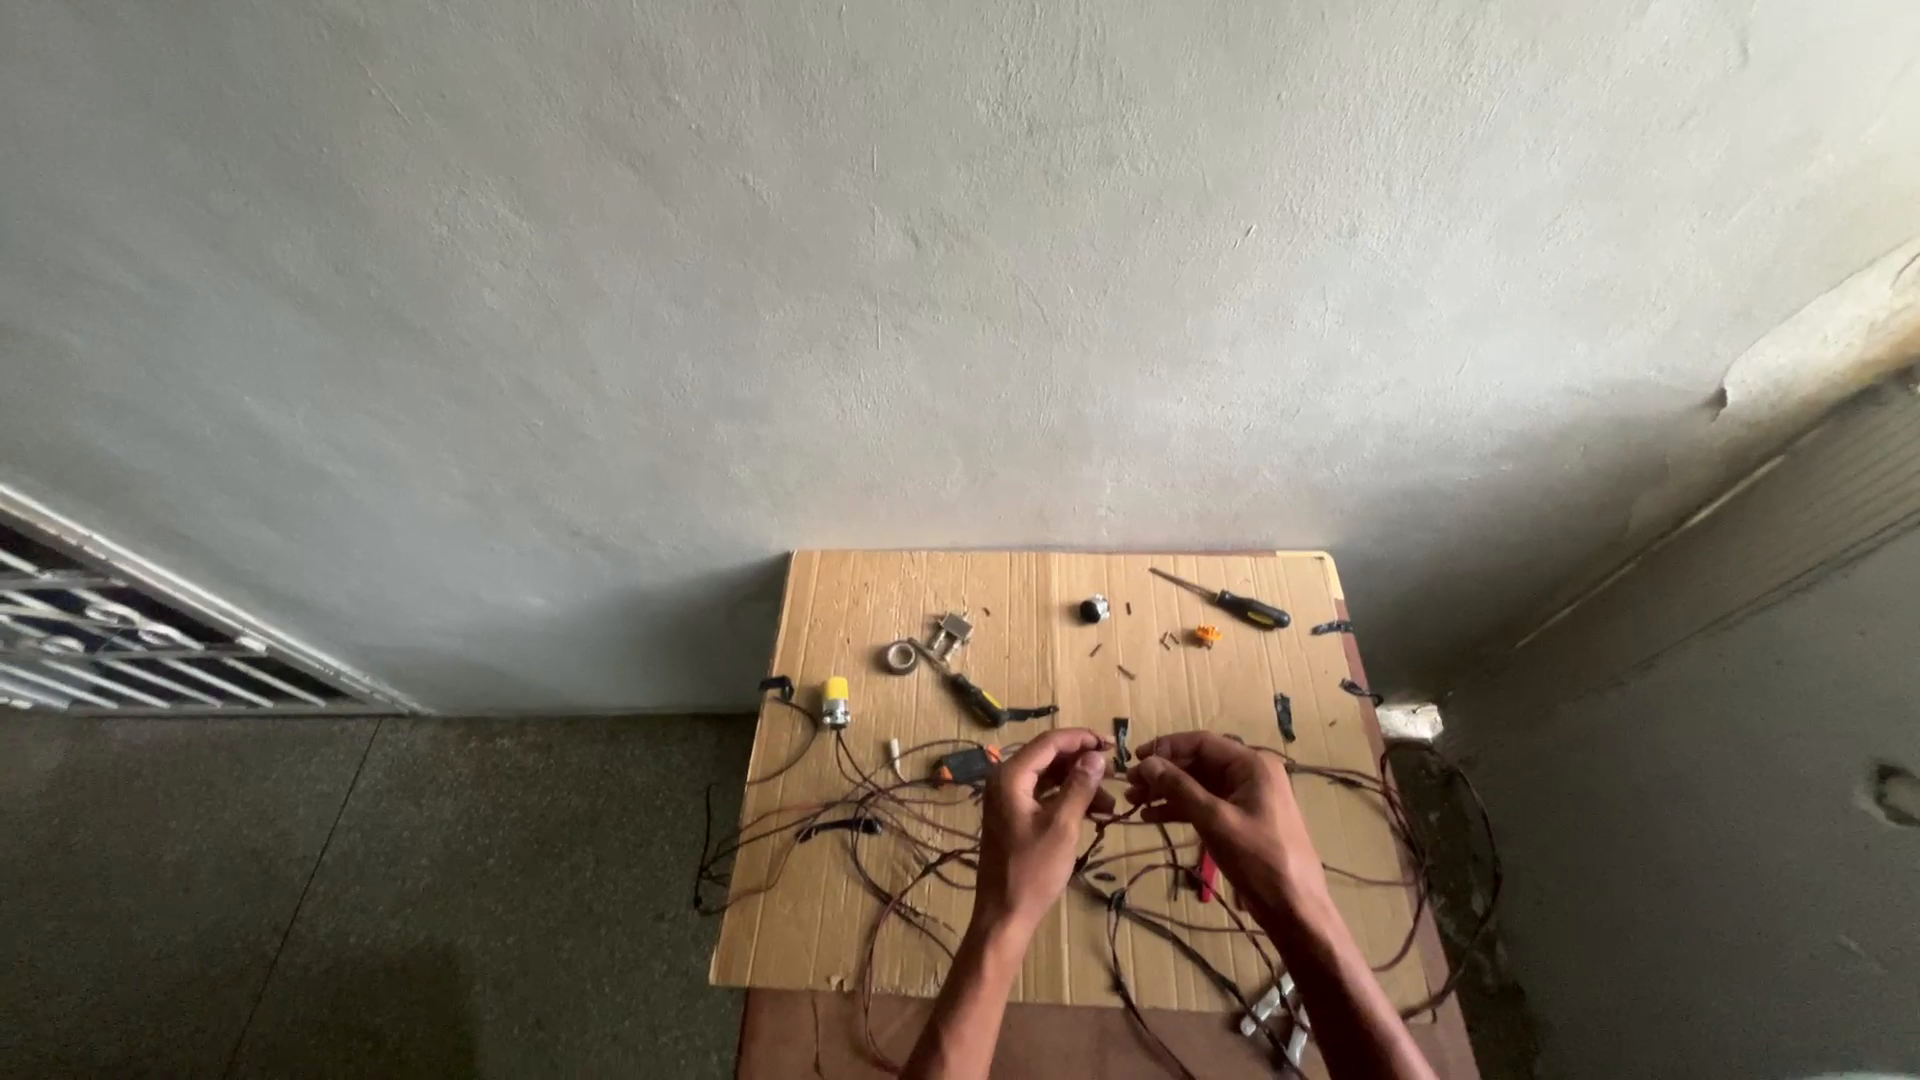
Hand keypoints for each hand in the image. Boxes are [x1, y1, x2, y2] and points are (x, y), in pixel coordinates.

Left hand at [972, 728, 1114, 936]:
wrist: (1004, 913)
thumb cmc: (1032, 870)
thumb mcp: (1062, 826)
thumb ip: (1079, 787)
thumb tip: (1096, 755)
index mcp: (1011, 776)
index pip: (1049, 742)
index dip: (1081, 738)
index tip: (1111, 743)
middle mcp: (1005, 779)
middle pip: (1048, 757)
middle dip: (1082, 762)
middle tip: (1114, 770)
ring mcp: (1008, 797)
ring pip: (1049, 777)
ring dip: (1078, 784)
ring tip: (1111, 802)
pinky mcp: (1014, 814)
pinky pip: (1044, 795)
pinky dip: (1067, 799)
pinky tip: (1094, 812)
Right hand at [1123, 732, 1328, 916]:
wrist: (1295, 909)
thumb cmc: (1259, 860)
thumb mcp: (1215, 820)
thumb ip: (1180, 788)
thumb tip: (1146, 763)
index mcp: (1252, 764)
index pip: (1201, 742)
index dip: (1166, 747)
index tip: (1135, 759)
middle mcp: (1249, 773)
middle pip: (1197, 762)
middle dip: (1163, 772)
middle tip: (1130, 785)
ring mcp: (1244, 796)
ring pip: (1196, 784)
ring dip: (1166, 791)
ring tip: (1133, 802)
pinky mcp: (1238, 818)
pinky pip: (1203, 803)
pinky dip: (1178, 808)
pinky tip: (1152, 817)